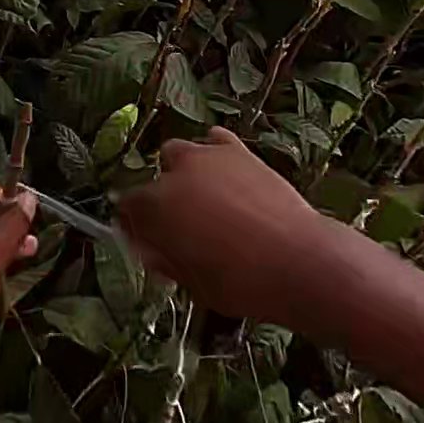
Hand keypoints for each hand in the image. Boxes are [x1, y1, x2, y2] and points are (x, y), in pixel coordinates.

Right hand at [116, 126, 331, 325]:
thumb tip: (152, 247)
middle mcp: (176, 172)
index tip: (143, 236)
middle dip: (162, 193)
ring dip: (186, 169)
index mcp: (157, 206)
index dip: (133, 222)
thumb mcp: (192, 283)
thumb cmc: (239, 282)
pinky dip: (214, 151)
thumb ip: (165, 258)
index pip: (128, 205)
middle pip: (156, 174)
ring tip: (204, 195)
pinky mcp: (238, 149)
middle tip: (179, 220)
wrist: (295, 259)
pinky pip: (216, 139)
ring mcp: (208, 155)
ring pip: (182, 150)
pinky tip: (226, 172)